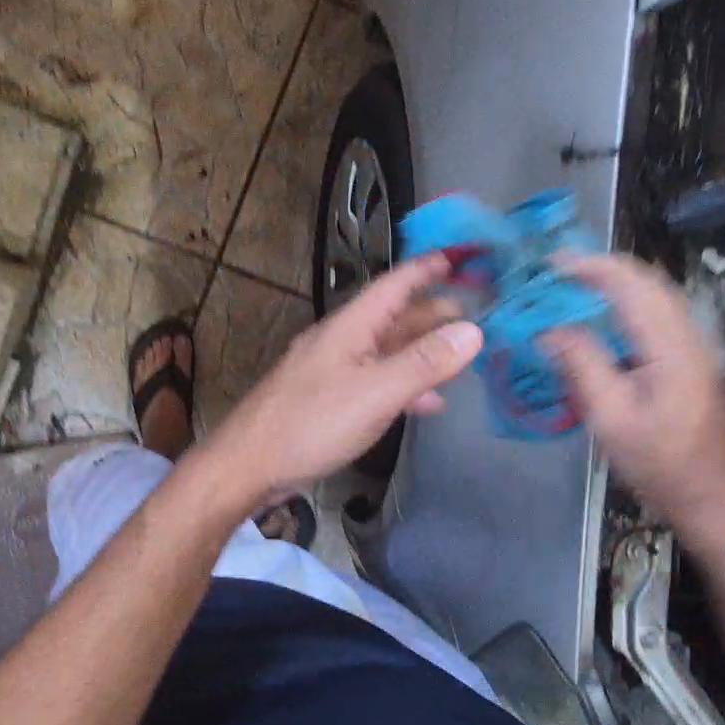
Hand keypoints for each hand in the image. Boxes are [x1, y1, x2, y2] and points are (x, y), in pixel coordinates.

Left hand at [199, 254, 482, 505]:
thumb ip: (424, 364)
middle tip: (476, 314)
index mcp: (350, 327)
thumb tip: (473, 331)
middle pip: (394, 317)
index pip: (395, 285)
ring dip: (422, 351)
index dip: (427, 269)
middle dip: (433, 312)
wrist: (248, 465)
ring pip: (386, 351)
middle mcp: (341, 341)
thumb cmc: (310, 424)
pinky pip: (375, 382)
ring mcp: (333, 372)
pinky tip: (426, 403)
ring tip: (461, 356)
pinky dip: (404, 385)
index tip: (460, 258)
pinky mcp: (328, 401)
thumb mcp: (375, 393)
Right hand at [546, 253, 724, 535]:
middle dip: (604, 268)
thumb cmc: (661, 466)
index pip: (632, 287)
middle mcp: (691, 338)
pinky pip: (660, 316)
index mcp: (672, 348)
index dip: (592, 268)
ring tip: (576, 285)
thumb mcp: (612, 420)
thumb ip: (583, 367)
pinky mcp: (694, 363)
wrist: (714, 500)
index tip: (554, 263)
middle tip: (560, 270)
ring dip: (618, 284)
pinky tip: (604, 317)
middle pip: (650, 283)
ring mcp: (697, 350)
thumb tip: (552, 330)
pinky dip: (629, 304)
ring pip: (658, 297)